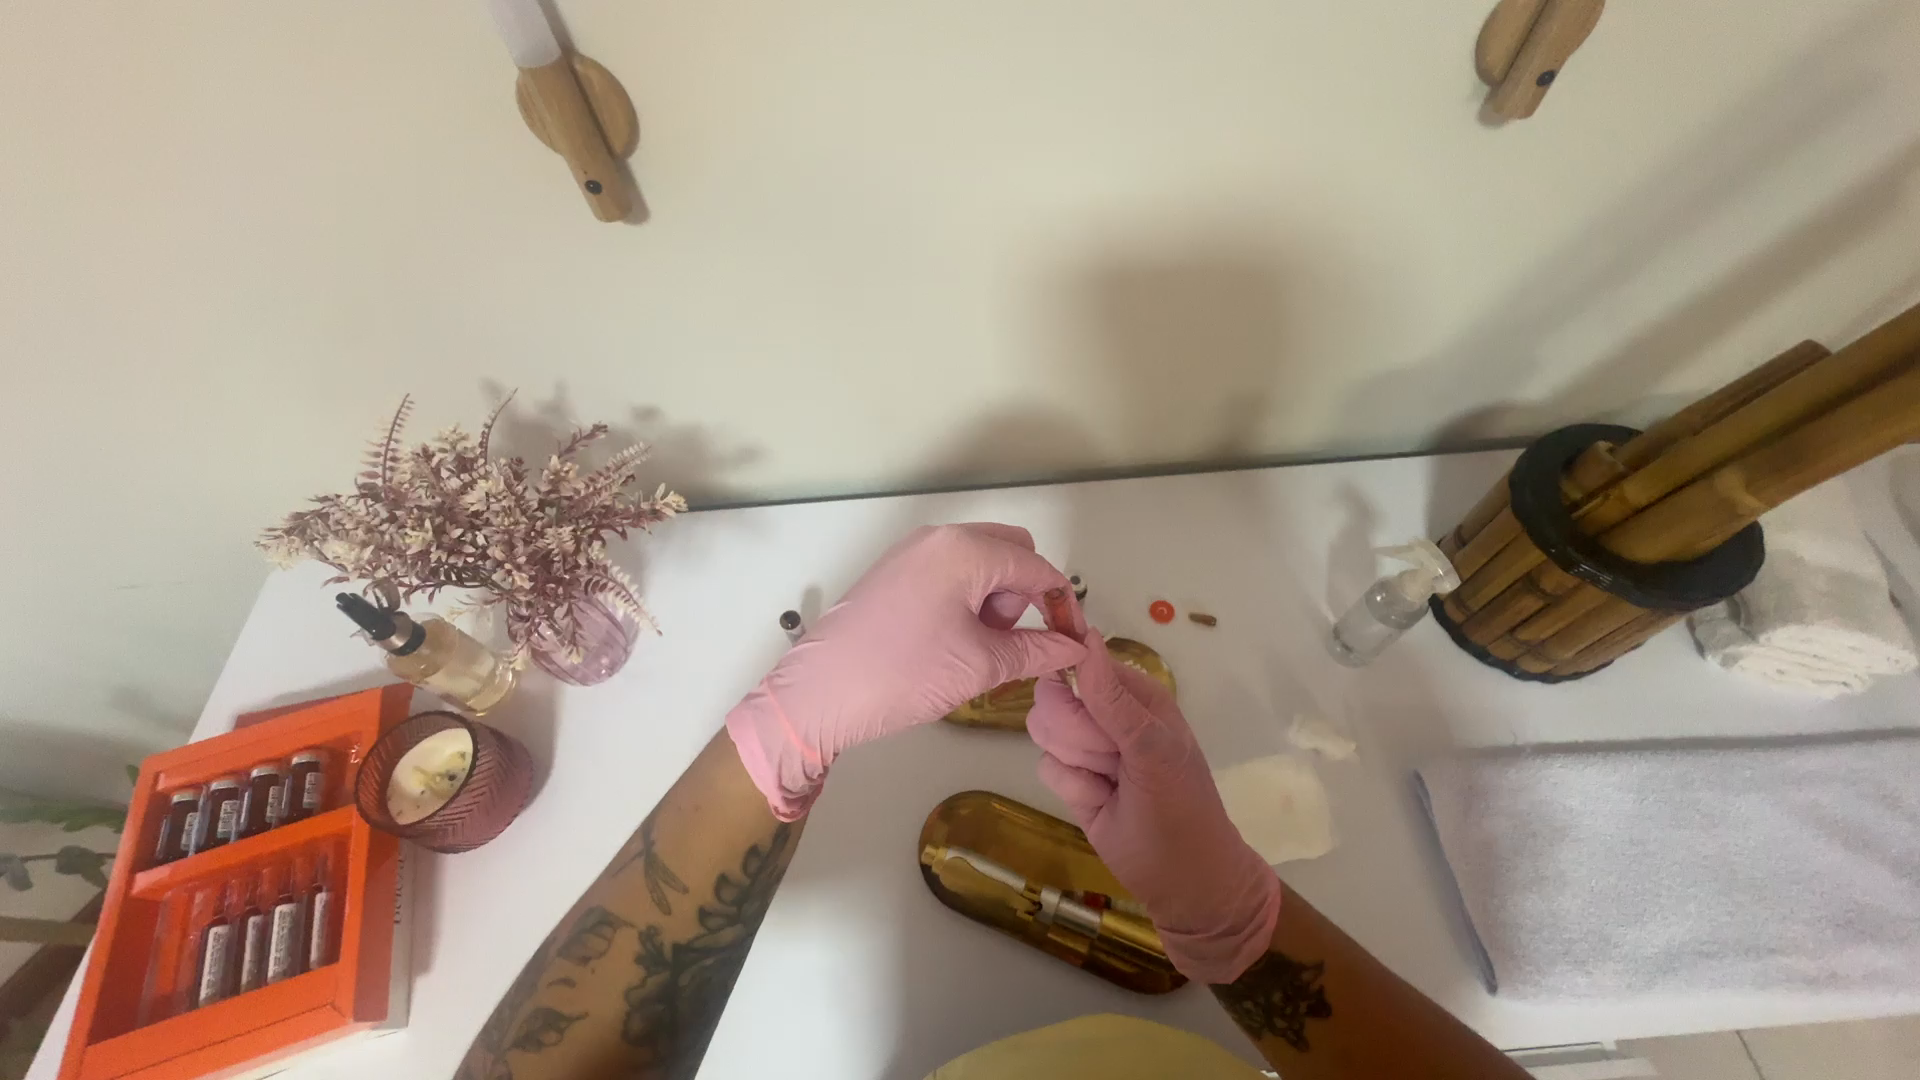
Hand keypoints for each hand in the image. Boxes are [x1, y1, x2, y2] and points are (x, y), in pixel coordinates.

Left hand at [727, 523, 1086, 819]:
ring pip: (979, 562)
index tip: (1071, 641)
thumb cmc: (903, 673)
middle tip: (1012, 642)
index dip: (1061, 604)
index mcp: (963, 549)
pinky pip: (949, 573)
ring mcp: (911, 552)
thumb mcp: (980, 665)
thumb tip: (1075, 648)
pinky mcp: (894, 573)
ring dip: (995, 598)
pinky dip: (966, 599)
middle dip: (1024, 594)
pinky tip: (953, 640)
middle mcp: (938, 538)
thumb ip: (1037, 651)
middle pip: (1008, 551)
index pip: (1035, 565)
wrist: (818, 695)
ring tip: (977, 649)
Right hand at [1027, 628, 1281, 983]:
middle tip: (1115, 760)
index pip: (1082, 661)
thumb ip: (1113, 699)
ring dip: (1076, 763)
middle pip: (1053, 698)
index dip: (1073, 680)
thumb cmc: (1181, 812)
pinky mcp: (1071, 777)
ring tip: (1112, 783)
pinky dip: (1072, 789)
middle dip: (1078, 735)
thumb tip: (1085, 638)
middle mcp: (1105, 712)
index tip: (1081, 709)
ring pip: (1043, 731)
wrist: (1185, 885)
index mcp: (1134, 694)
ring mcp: (1086, 745)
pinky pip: (1045, 767)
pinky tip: (1100, 802)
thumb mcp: (1153, 752)